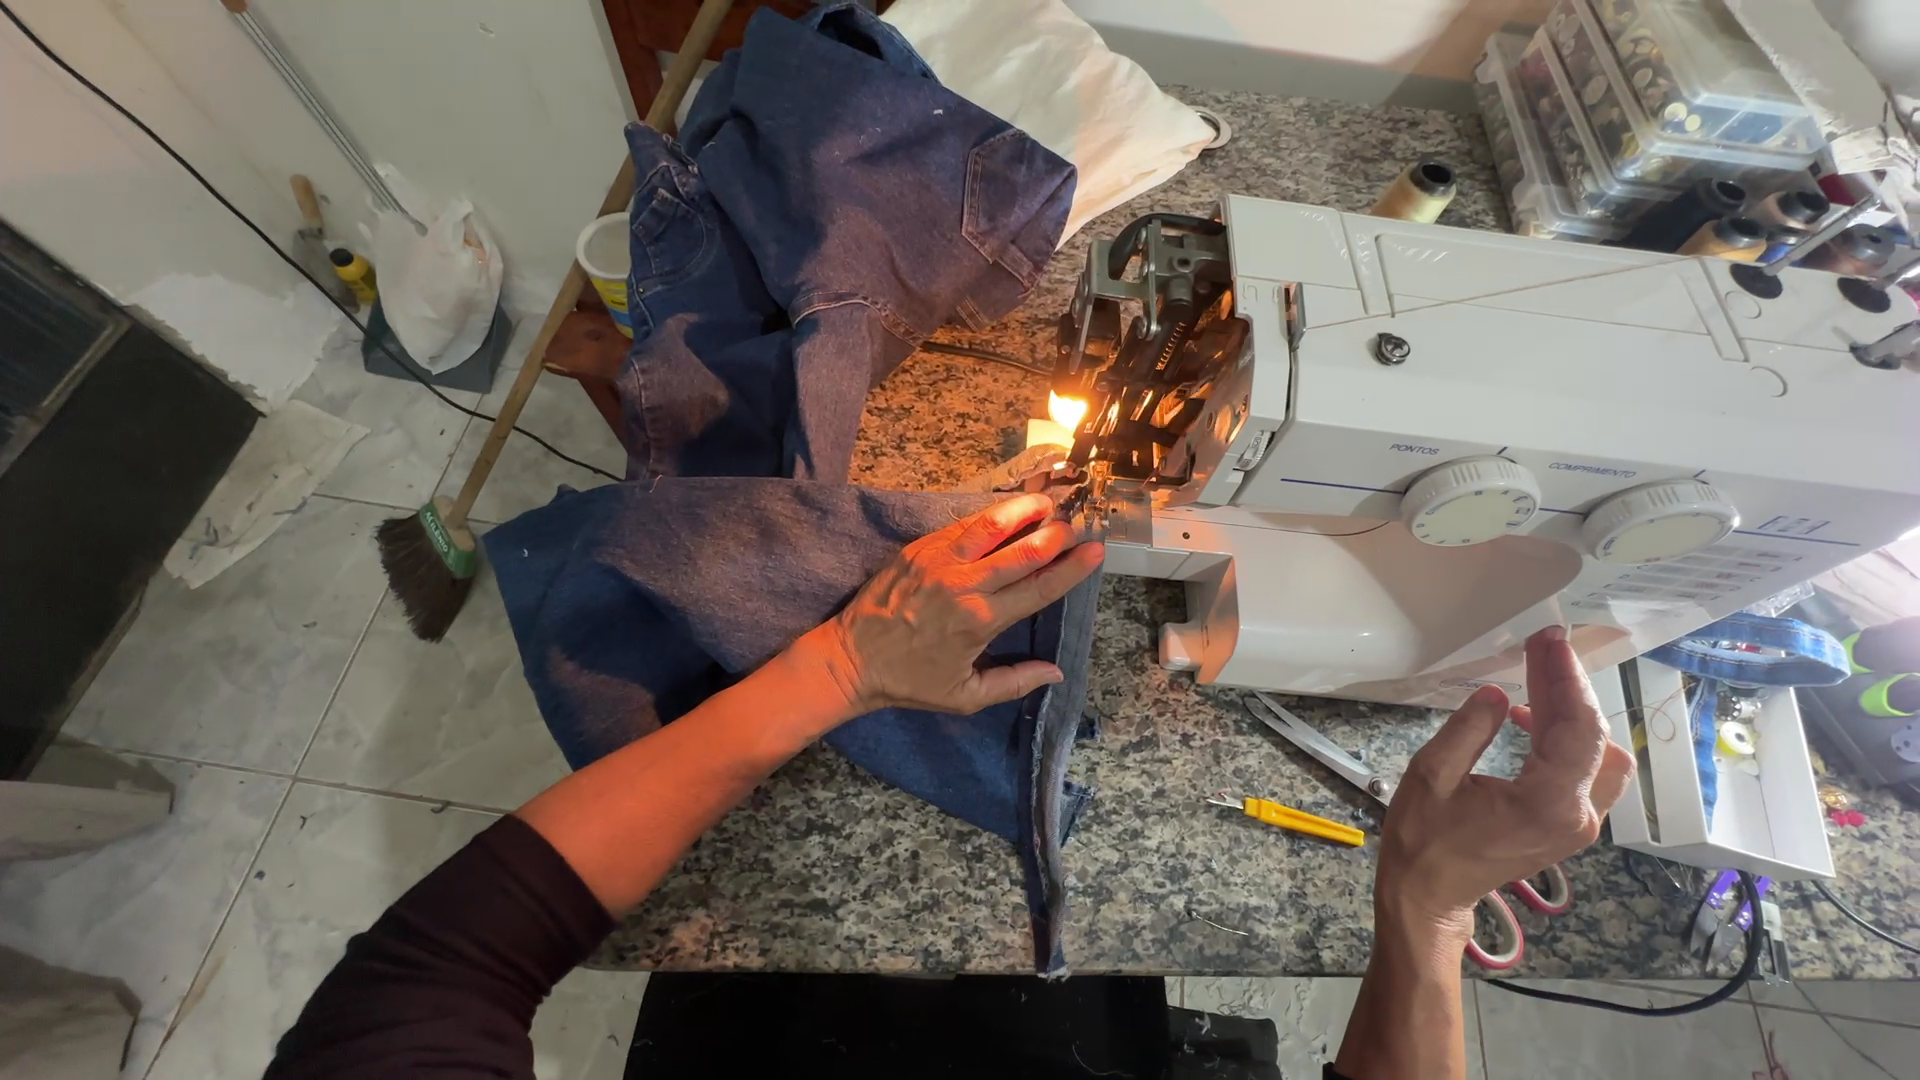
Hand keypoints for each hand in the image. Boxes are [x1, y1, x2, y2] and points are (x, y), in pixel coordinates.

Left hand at [807, 493, 1103, 715]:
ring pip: (992, 526)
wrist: (851, 659)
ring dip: (1024, 511)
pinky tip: (1005, 509)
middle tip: (1076, 523)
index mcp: (981, 620)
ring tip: (1047, 501)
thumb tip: (1056, 672)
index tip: (1097, 551)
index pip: (1040, 588)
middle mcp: (965, 584)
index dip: (1073, 568)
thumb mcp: (966, 695)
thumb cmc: (911, 681)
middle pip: (1023, 550)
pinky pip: (961, 525)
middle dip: (1056, 534)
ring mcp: (940, 560)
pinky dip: (988, 515)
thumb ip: (1015, 683)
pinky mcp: (919, 548)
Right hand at [1375, 626, 1634, 940]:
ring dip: (1572, 713)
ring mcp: (1578, 824)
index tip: (1549, 640)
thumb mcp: (1431, 774)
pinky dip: (1566, 738)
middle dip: (1571, 689)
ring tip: (1535, 678)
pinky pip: (1584, 772)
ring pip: (1600, 756)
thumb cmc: (1422, 836)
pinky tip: (1528, 719)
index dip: (1565, 679)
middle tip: (1542, 648)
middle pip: (1597, 739)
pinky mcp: (1567, 826)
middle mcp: (1578, 815)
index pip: (1576, 729)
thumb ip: (1468, 730)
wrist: (1428, 891)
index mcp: (1547, 802)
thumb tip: (1498, 694)